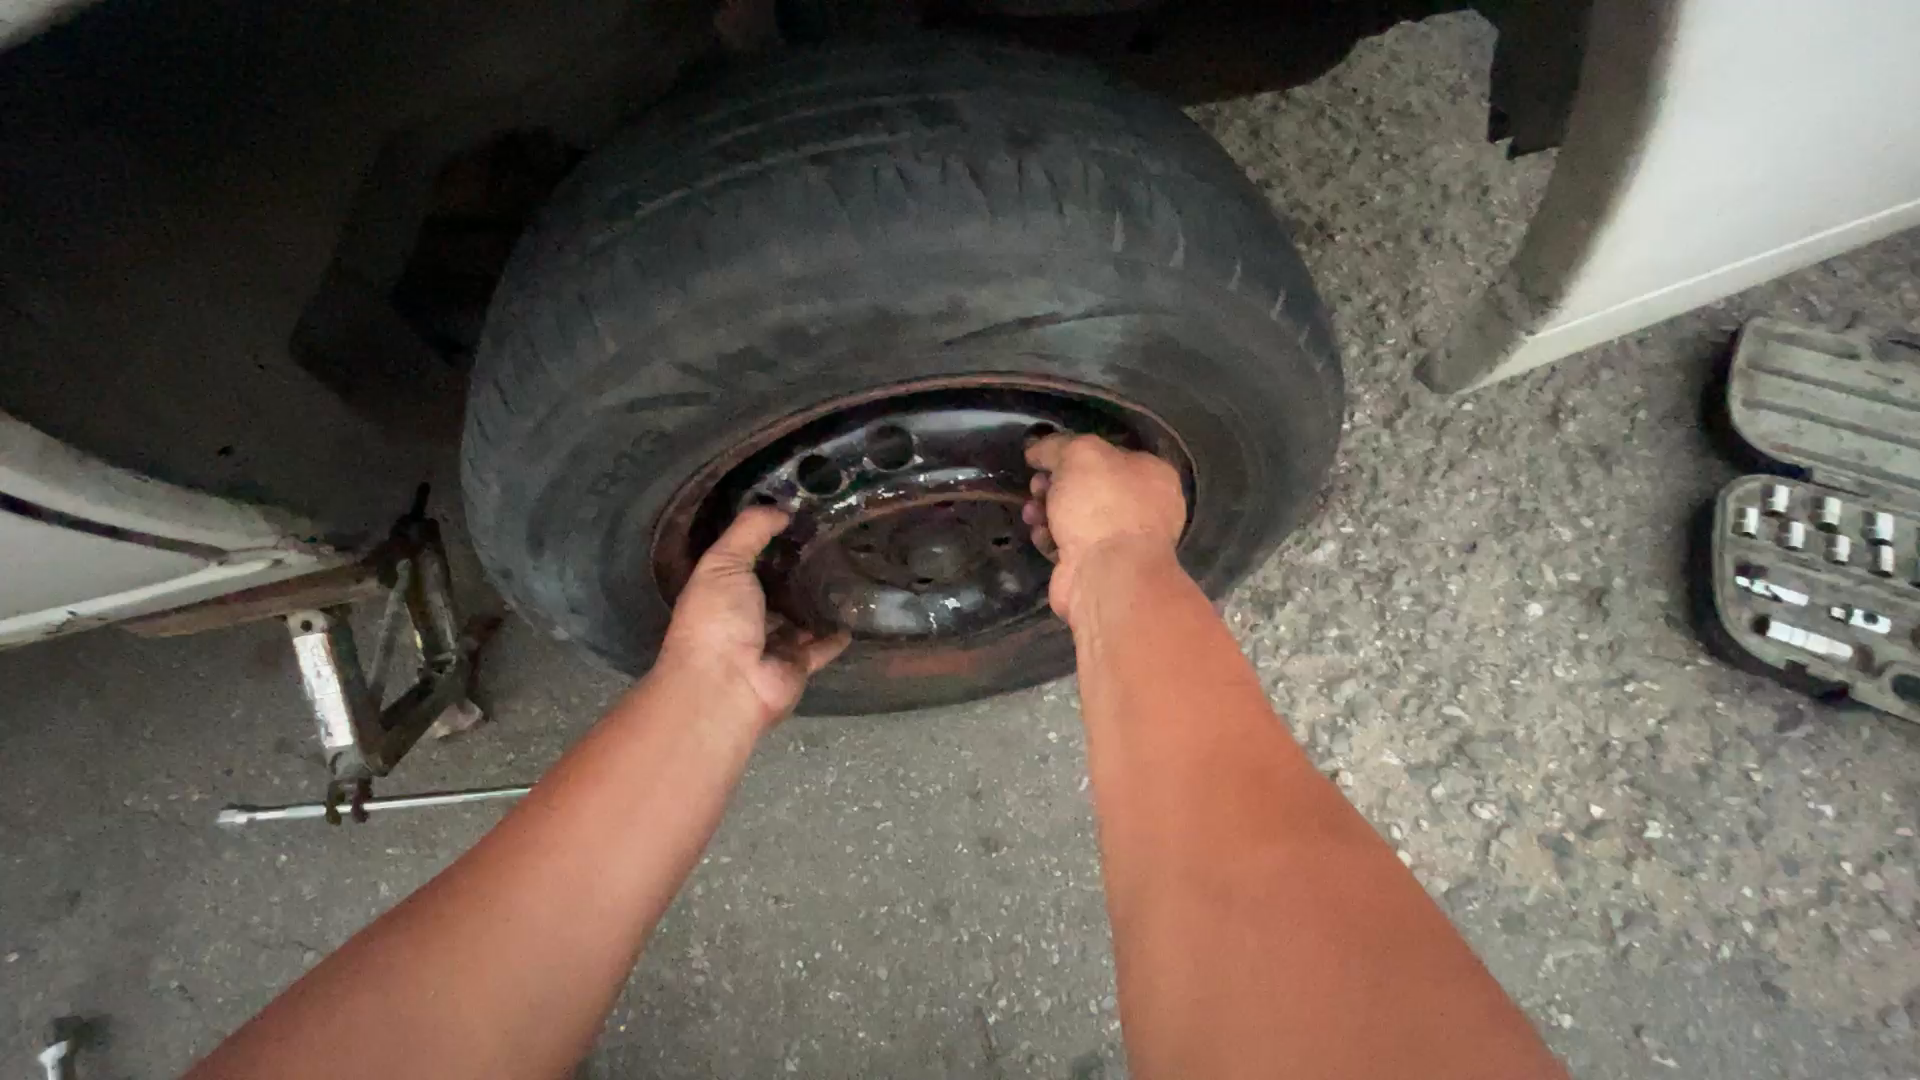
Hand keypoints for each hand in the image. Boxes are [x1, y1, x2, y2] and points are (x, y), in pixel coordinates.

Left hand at [657, 507, 850, 729]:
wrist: (726, 686)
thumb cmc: (717, 620)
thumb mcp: (723, 562)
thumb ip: (750, 531)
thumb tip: (782, 509)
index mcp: (722, 591)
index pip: (748, 560)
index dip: (770, 539)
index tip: (801, 515)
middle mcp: (746, 616)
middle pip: (777, 588)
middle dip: (799, 568)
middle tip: (834, 539)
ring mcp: (773, 642)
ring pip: (801, 615)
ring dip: (820, 598)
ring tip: (850, 567)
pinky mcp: (798, 664)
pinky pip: (822, 644)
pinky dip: (838, 632)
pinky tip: (858, 610)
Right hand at [1023, 434, 1186, 625]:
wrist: (1105, 575)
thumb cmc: (1102, 506)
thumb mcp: (1079, 455)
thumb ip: (1057, 446)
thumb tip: (1037, 450)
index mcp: (1151, 475)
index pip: (1108, 455)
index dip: (1072, 454)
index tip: (1044, 459)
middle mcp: (1142, 507)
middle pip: (1087, 487)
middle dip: (1054, 485)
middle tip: (1037, 487)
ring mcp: (1120, 541)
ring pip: (1074, 517)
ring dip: (1046, 511)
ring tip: (1032, 513)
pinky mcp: (1097, 566)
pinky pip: (1068, 545)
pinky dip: (1051, 539)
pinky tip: (1041, 536)